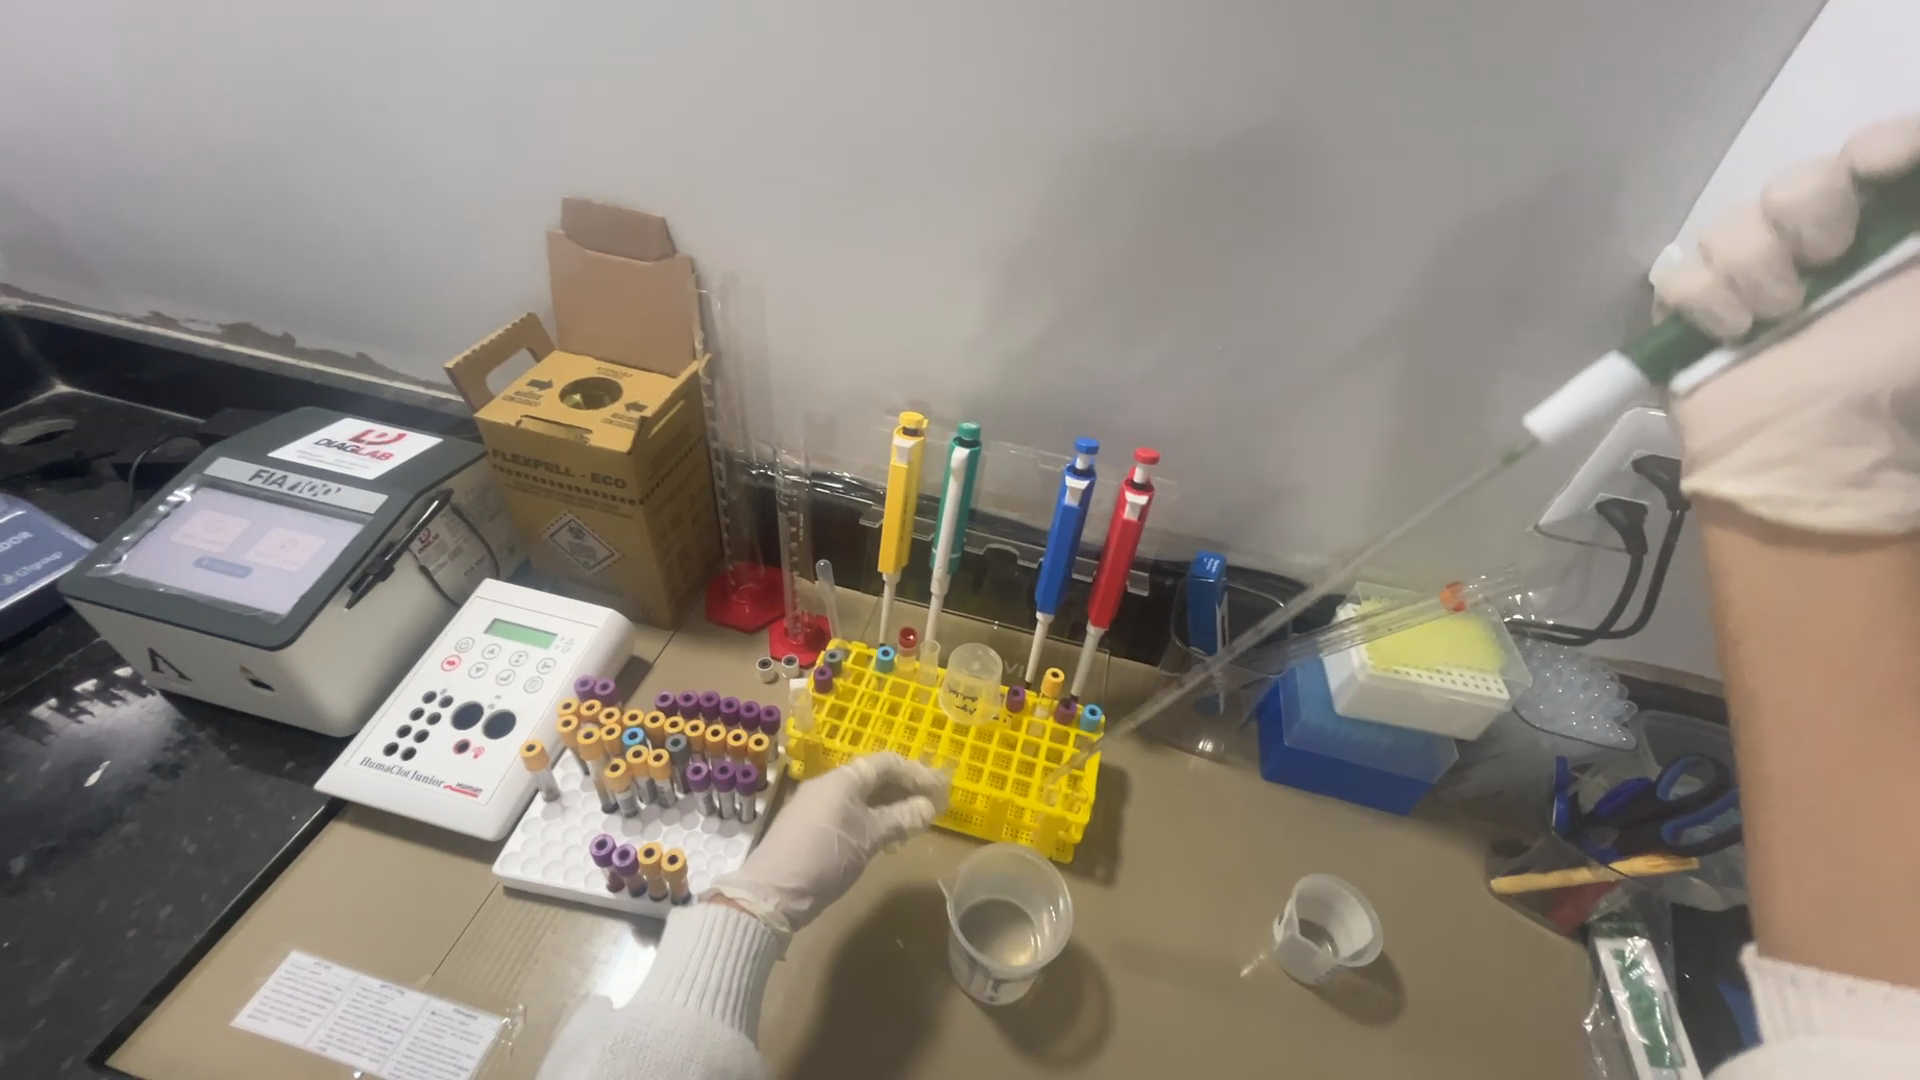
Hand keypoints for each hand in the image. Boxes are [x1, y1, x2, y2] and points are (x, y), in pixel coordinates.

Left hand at [707, 752, 948, 936]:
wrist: (771, 893)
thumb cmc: (825, 858)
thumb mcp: (869, 838)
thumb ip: (900, 819)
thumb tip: (928, 806)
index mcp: (843, 778)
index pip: (887, 762)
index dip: (916, 773)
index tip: (939, 790)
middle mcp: (828, 784)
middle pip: (873, 777)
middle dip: (904, 789)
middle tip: (930, 806)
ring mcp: (815, 805)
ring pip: (860, 796)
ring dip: (888, 805)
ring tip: (911, 823)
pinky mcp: (808, 826)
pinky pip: (847, 811)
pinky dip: (870, 818)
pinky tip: (882, 837)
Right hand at [1652, 114, 1919, 534]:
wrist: (1812, 437)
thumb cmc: (1894, 371)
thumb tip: (1908, 185)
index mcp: (1888, 230)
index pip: (1875, 151)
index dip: (1877, 146)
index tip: (1884, 165)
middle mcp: (1819, 242)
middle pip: (1794, 179)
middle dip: (1807, 208)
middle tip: (1826, 258)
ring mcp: (1748, 278)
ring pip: (1728, 225)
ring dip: (1753, 265)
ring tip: (1775, 315)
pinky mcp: (1689, 313)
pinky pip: (1677, 276)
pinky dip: (1703, 301)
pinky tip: (1730, 332)